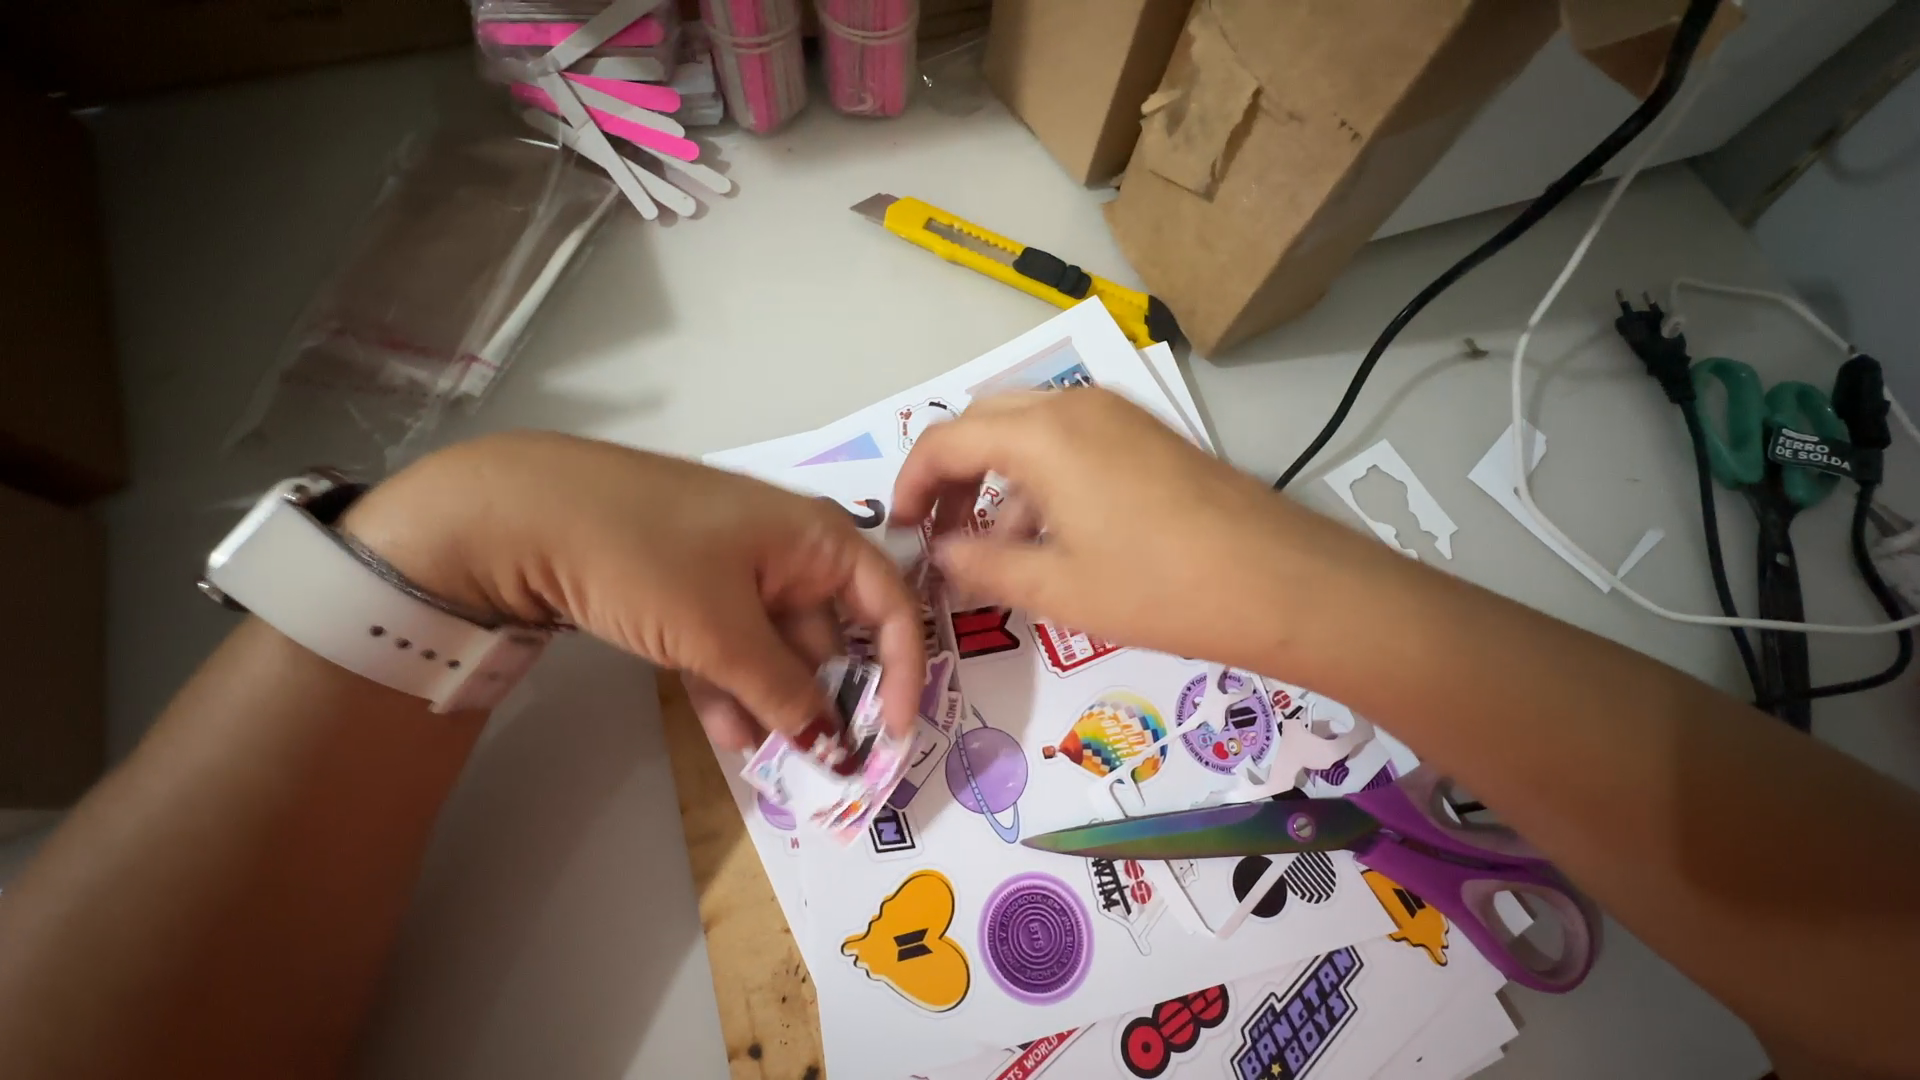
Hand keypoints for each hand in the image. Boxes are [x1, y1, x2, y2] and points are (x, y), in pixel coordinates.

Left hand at [340, 432, 925, 749]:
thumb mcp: (723, 634)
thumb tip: (838, 748)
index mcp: (820, 539)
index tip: (895, 732)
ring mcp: (742, 568)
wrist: (523, 513)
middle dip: (829, 700)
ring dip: (778, 704)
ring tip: (774, 763)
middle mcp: (792, 550)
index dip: (903, 671)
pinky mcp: (698, 588)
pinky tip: (729, 733)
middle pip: (834, 633)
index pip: (889, 606)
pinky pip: (735, 644)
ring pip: (780, 648)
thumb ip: (786, 693)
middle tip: (826, 766)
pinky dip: (735, 686)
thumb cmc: (649, 557)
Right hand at [893, 389, 1356, 672]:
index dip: (911, 483)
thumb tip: (938, 554)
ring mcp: (1116, 414)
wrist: (1281, 582)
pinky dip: (1040, 479)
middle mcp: (1074, 404)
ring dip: (997, 480)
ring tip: (994, 549)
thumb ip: (981, 565)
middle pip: (984, 422)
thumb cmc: (1158, 587)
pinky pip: (1069, 442)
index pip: (946, 439)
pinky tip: (1050, 536)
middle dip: (952, 475)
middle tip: (942, 533)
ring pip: (1028, 431)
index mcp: (1042, 433)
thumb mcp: (1055, 587)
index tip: (901, 529)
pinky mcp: (1145, 434)